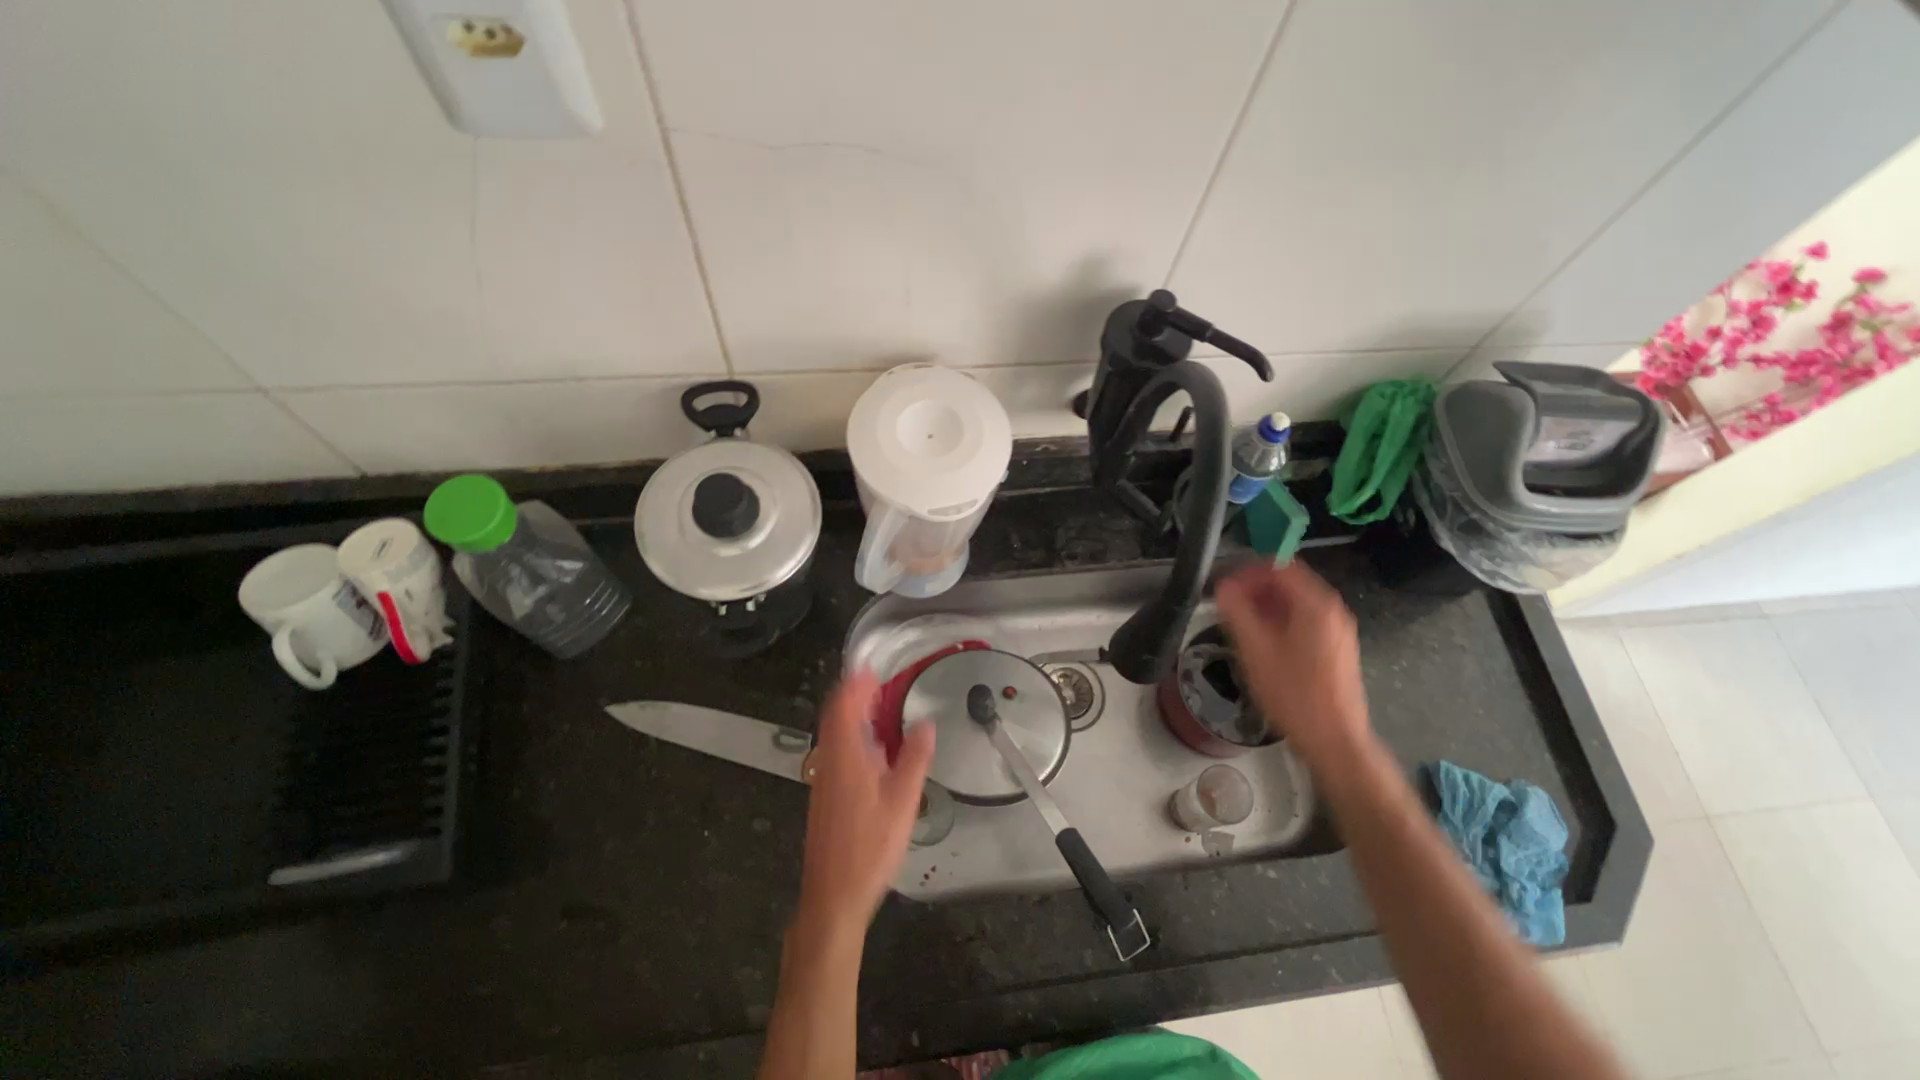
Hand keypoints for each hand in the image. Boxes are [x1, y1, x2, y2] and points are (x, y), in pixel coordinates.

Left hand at [794, 672, 935, 936]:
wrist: (834, 893)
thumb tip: (925, 724)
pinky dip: (851, 738)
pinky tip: (873, 752)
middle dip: (854, 695)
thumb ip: (914, 758)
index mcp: (845, 754)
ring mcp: (823, 778)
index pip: (844, 703)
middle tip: (880, 685)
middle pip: (834, 714)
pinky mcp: (824, 795)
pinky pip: (835, 751)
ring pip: (833, 734)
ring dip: (853, 716)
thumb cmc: (870, 846)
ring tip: (880, 711)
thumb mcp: (903, 801)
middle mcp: (828, 760)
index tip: (874, 667)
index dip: (857, 681)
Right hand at [1216, 561, 1370, 768]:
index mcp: (1316, 605)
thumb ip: (1236, 613)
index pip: (1281, 566)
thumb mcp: (1255, 651)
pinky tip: (1263, 644)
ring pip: (1298, 604)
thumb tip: (1223, 588)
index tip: (1225, 585)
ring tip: (1240, 625)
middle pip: (1291, 583)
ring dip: (1267, 607)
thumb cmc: (1294, 694)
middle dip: (1257, 589)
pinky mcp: (1338, 650)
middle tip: (1228, 605)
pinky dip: (1283, 622)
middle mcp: (1333, 611)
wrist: (1334, 739)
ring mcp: (1339, 631)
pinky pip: (1307, 622)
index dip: (1249, 570)